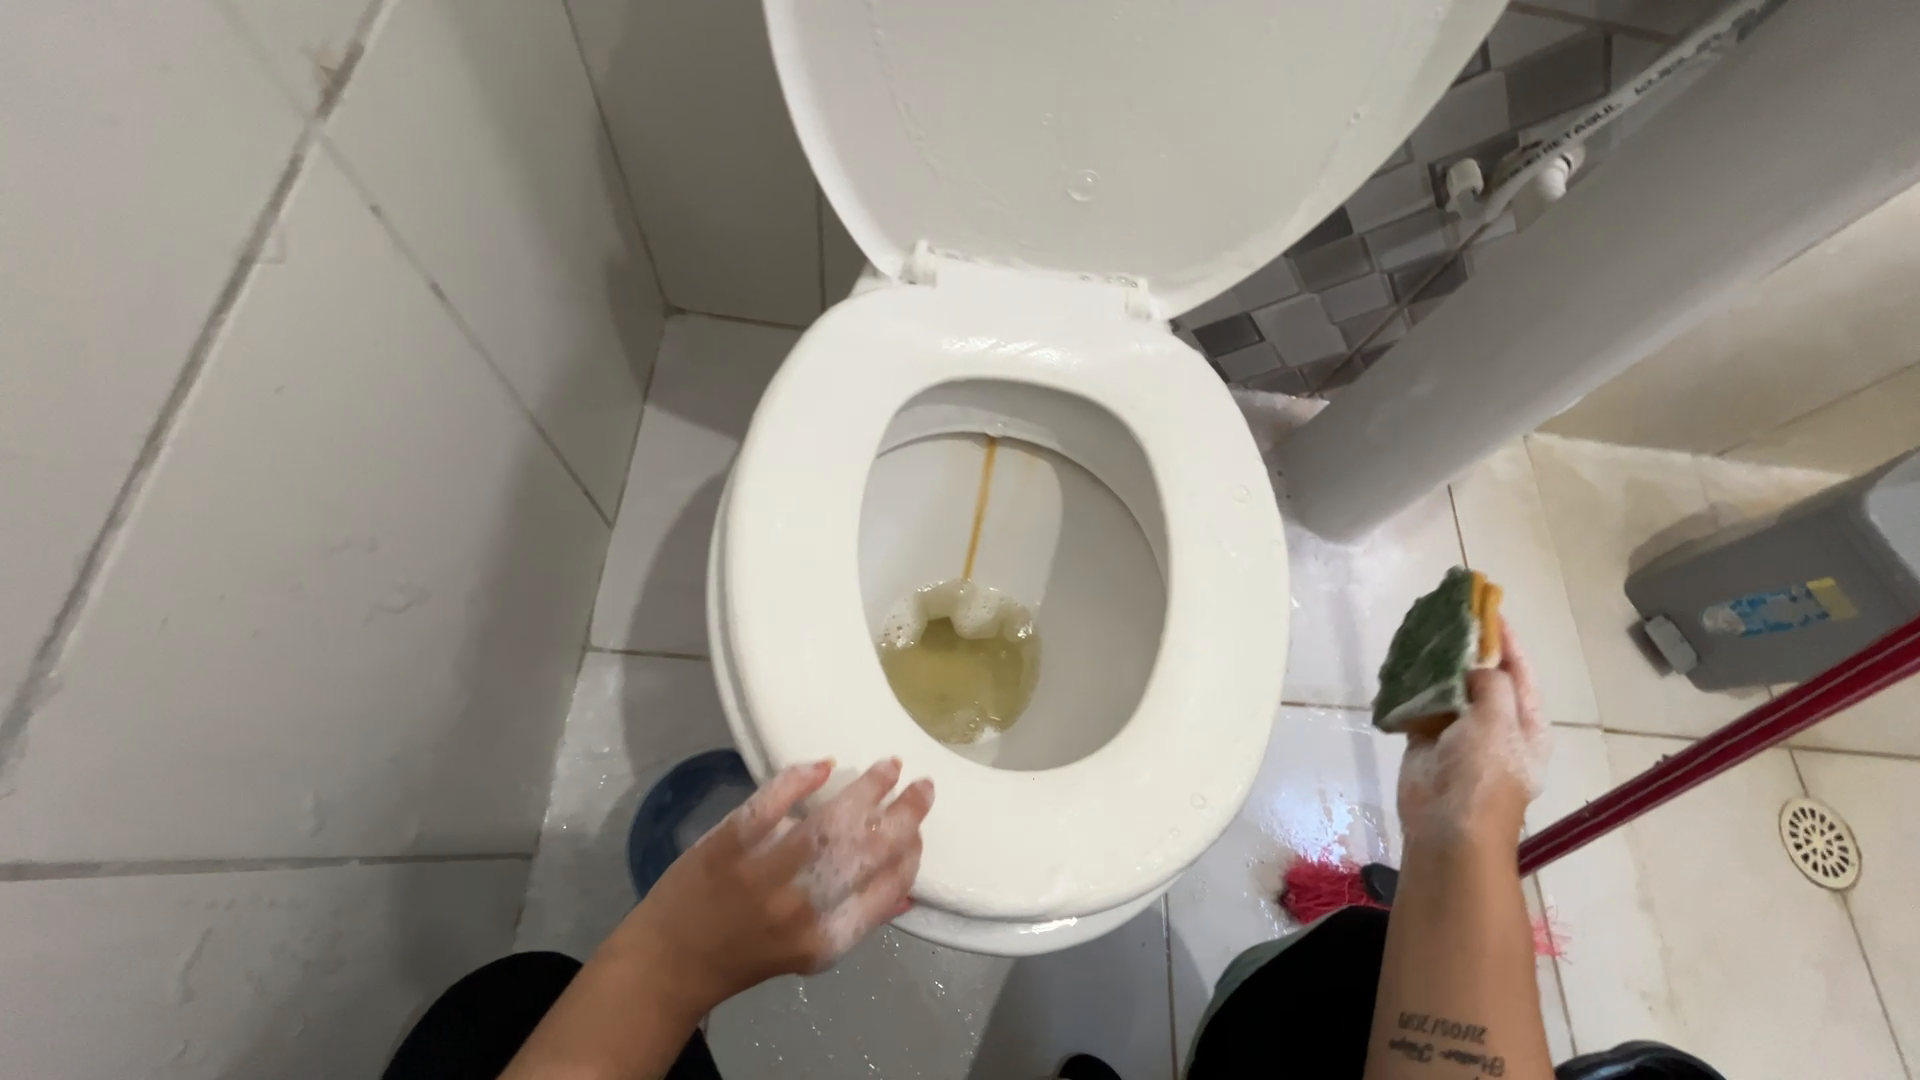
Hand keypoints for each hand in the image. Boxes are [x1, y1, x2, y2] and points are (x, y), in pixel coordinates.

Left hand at [602, 757, 933, 1020]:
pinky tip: (825, 764)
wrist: (670, 960)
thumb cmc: (747, 953)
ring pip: (829, 822)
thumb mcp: (809, 952)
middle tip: (923, 788)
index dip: (910, 854)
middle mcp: (802, 908)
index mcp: (826, 937)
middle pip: (867, 851)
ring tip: (890, 767)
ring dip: (868, 789)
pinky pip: (772, 803)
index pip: (887, 888)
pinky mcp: (730, 844)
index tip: (917, 831)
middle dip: (904, 815)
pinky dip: (800, 778)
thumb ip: (857, 920)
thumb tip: (907, 889)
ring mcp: (764, 873)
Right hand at [1396, 624, 1549, 847]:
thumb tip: (1476, 666)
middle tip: (1445, 617)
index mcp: (1525, 722)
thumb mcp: (1498, 725)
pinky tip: (1398, 667)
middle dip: (1466, 649)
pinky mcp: (1426, 740)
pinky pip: (1419, 706)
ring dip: (1434, 666)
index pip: (1519, 671)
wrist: (1447, 824)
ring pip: (1447, 689)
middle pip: (1481, 677)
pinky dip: (1410, 688)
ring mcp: (1459, 733)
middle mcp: (1495, 724)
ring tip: (1418, 635)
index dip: (1505, 639)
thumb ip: (1492, 687)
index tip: (1487, 607)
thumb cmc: (1483, 775)